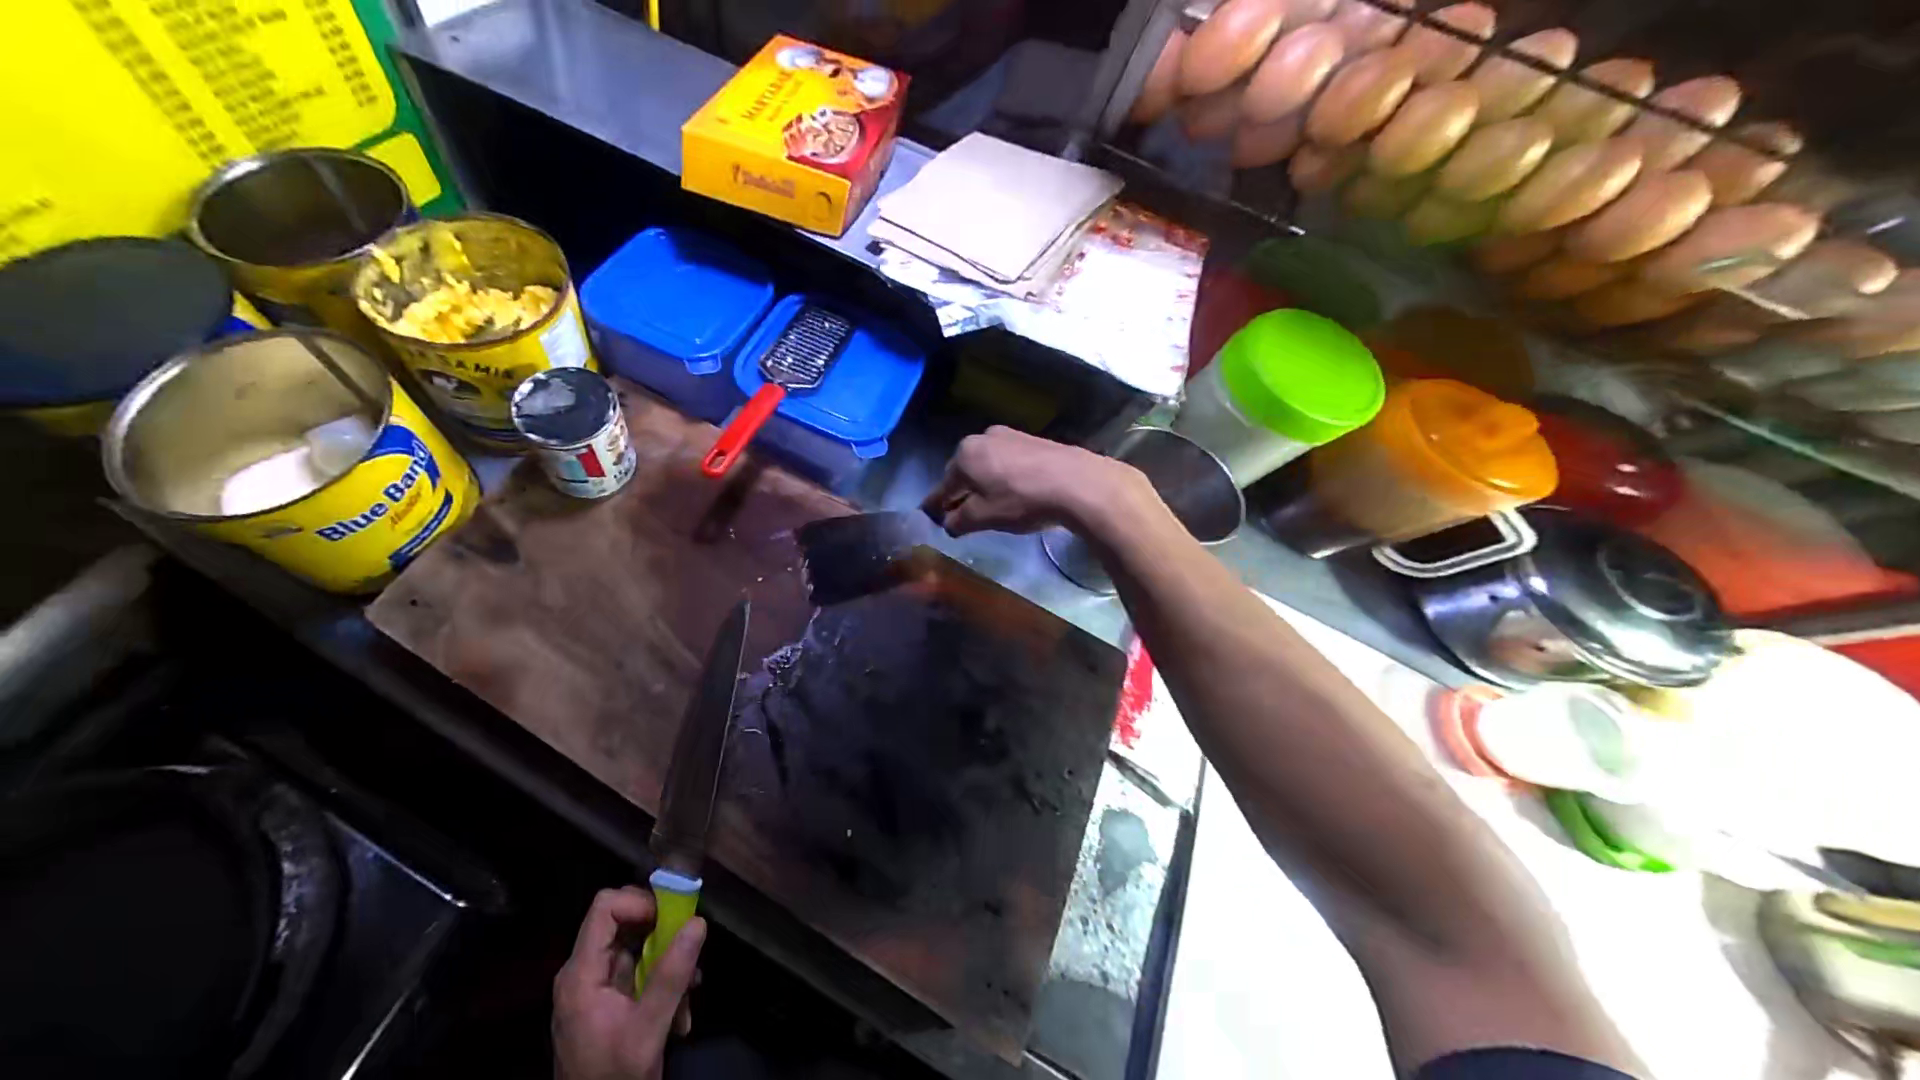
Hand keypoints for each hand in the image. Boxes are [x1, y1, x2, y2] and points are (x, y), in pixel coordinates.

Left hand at [553, 886, 706, 1079]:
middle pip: (623, 918)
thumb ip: (671, 976)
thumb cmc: (614, 1078)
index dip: (640, 902)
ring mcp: (595, 985)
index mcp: (581, 974)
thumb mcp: (648, 1031)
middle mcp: (583, 971)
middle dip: (661, 930)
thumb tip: (698, 921)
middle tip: (687, 946)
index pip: (605, 907)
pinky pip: (640, 968)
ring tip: (688, 993)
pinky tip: (679, 1012)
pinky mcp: (608, 999)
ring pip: (637, 943)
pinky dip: (663, 979)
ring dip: (668, 960)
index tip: (671, 920)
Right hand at [921, 426, 1151, 536]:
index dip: (935, 506)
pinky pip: (1007, 462)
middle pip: (963, 472)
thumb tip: (948, 523)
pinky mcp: (1033, 440)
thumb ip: (959, 521)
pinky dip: (1003, 477)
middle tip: (959, 515)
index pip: (942, 487)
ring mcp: (1010, 436)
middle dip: (960, 493)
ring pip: (986, 465)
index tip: (931, 518)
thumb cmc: (1022, 500)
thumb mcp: (984, 517)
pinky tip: (1012, 492)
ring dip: (983, 484)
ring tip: (988, 505)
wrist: (1077, 482)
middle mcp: (983, 438)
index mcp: (964, 455)